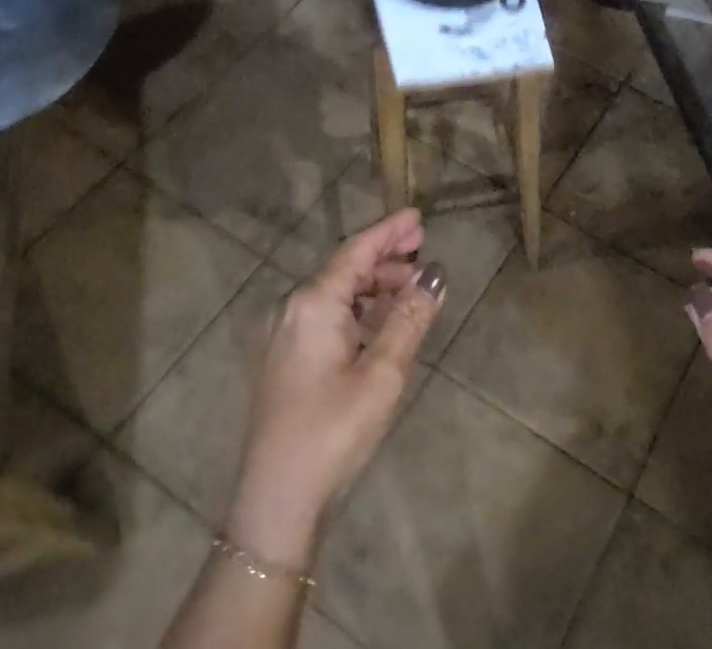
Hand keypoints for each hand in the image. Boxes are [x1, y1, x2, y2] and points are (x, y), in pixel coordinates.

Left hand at [225, 208, 444, 567]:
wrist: (276, 495)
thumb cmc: (334, 430)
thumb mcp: (383, 374)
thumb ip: (409, 319)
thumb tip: (435, 275)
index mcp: (312, 304)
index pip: (355, 252)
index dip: (388, 232)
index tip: (418, 216)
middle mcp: (290, 309)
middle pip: (342, 269)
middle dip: (383, 259)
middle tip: (422, 254)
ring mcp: (280, 335)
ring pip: (332, 294)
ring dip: (371, 287)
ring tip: (409, 290)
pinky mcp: (281, 359)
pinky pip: (322, 317)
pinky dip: (354, 311)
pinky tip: (378, 324)